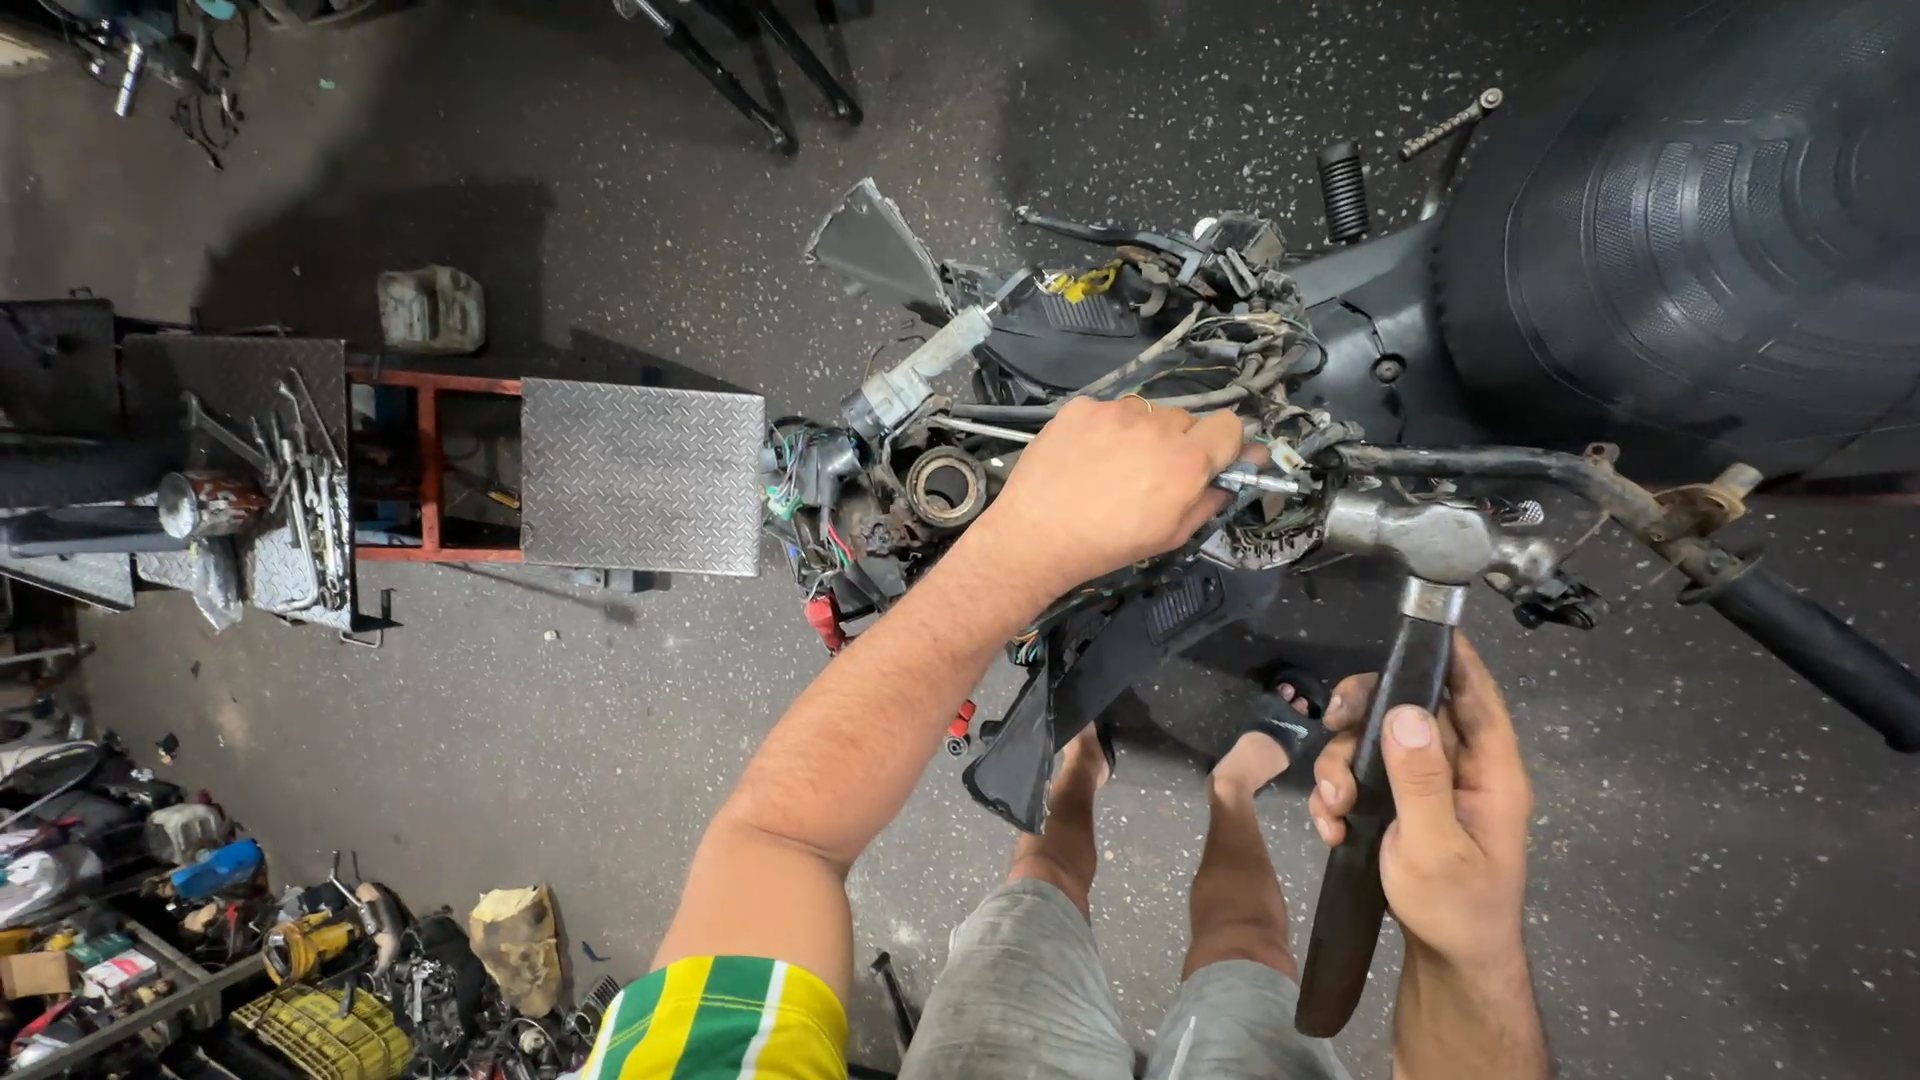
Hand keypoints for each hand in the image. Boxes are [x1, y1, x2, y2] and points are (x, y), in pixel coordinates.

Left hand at [965, 396, 1243, 595]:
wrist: (1036, 536)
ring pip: (1144, 412)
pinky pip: (1106, 411)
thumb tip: (1230, 480)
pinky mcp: (1080, 408)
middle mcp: (1155, 427)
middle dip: (1176, 442)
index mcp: (1186, 461)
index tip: (1208, 460)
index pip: (1230, 425)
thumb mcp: (1170, 536)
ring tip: (1110, 466)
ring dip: (1139, 432)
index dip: (1222, 443)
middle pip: (1184, 420)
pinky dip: (1102, 428)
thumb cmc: (1108, 545)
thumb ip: (1208, 502)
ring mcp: (1114, 412)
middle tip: (1149, 473)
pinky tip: (1084, 456)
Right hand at [1308, 635, 1532, 970]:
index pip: (1477, 699)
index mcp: (1487, 773)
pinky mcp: (1395, 803)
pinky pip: (1357, 775)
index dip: (1455, 659)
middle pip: (1406, 708)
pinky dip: (1335, 796)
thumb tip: (1406, 711)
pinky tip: (1331, 827)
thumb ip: (1420, 780)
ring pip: (1370, 740)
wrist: (1444, 959)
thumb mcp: (1437, 846)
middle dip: (1361, 714)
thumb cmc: (1456, 906)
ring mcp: (1422, 785)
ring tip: (1333, 809)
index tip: (1423, 629)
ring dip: (1340, 767)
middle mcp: (1455, 768)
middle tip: (1331, 721)